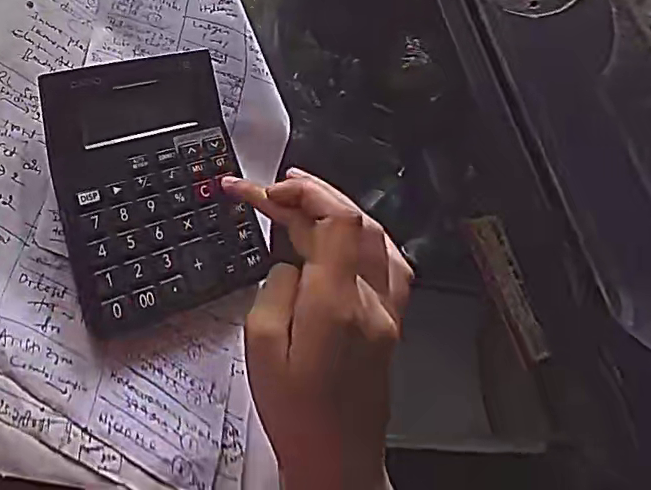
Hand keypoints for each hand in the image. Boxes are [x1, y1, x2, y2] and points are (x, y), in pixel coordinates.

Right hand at [222, 169, 410, 489]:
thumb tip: (288, 259)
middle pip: (352, 219)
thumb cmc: (296, 412)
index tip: (263, 191)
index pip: (335, 221)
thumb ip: (274, 285)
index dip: (300, 193)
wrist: (336, 463)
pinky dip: (362, 230)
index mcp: (335, 306)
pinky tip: (343, 227)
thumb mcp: (260, 343)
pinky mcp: (390, 320)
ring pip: (374, 233)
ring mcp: (386, 311)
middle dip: (307, 192)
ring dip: (336, 204)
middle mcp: (369, 303)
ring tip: (301, 193)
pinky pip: (389, 259)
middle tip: (270, 188)